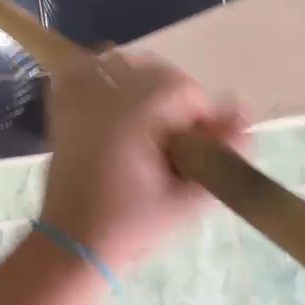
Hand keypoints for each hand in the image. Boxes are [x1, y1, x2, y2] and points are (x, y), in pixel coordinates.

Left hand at [37, 50, 246, 269]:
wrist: (72, 242)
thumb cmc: (130, 226)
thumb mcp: (187, 199)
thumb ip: (222, 155)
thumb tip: (245, 116)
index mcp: (133, 117)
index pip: (181, 86)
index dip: (201, 110)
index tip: (204, 141)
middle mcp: (102, 100)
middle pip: (151, 69)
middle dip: (174, 93)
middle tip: (180, 133)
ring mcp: (76, 103)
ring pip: (114, 62)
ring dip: (138, 79)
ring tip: (151, 117)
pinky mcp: (59, 113)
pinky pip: (73, 72)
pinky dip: (92, 73)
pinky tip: (108, 94)